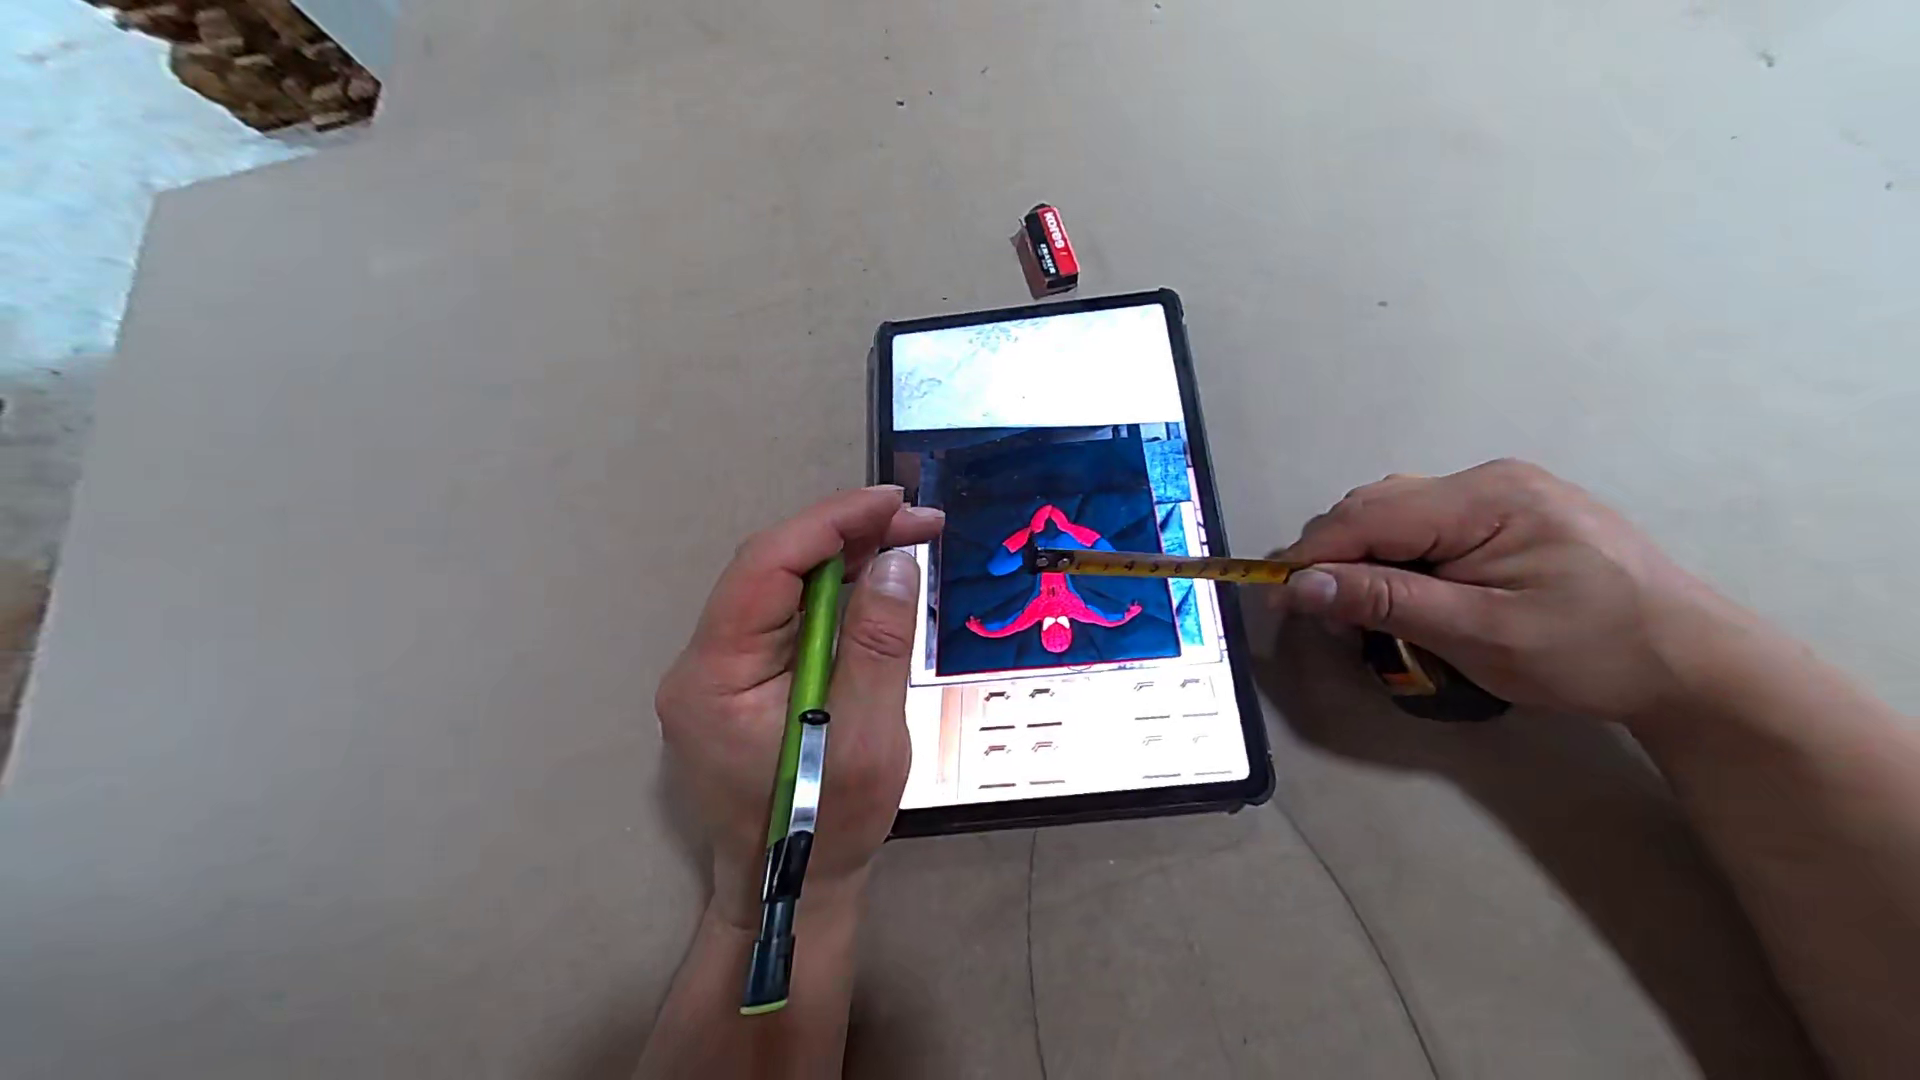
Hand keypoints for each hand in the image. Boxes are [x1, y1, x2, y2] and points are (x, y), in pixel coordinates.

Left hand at [655, 486, 943, 927]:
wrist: (792, 889)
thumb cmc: (825, 828)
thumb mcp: (865, 741)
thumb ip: (877, 647)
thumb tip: (896, 561)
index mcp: (714, 676)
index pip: (765, 567)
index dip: (830, 522)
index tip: (892, 503)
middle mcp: (705, 661)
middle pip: (772, 568)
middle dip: (846, 534)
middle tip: (917, 523)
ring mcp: (724, 667)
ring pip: (785, 585)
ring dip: (846, 557)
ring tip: (908, 542)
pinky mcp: (748, 674)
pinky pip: (793, 613)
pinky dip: (839, 590)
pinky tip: (878, 580)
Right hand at [1273, 459, 1762, 722]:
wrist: (1696, 664)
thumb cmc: (1590, 653)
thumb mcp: (1480, 633)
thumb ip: (1385, 601)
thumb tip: (1301, 585)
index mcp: (1486, 499)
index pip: (1367, 517)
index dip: (1311, 556)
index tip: (1276, 599)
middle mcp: (1486, 480)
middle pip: (1372, 507)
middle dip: (1332, 557)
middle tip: (1323, 614)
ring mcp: (1496, 491)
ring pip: (1388, 511)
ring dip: (1357, 555)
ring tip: (1358, 604)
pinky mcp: (1501, 510)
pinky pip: (1417, 520)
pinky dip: (1389, 552)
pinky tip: (1399, 585)